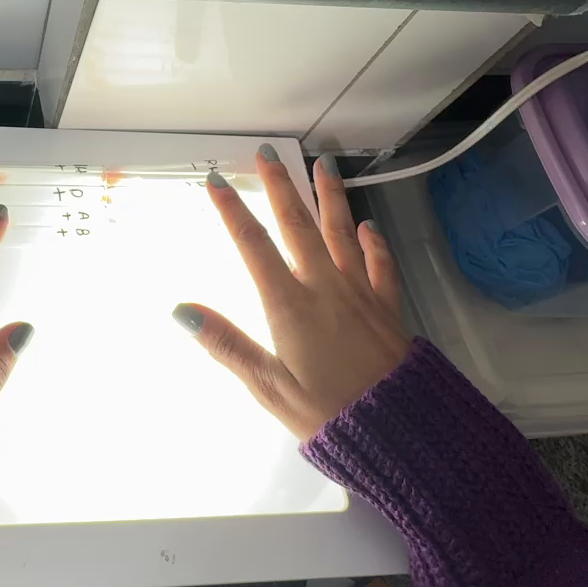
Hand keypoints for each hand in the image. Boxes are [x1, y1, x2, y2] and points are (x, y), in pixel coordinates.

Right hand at [174, 147, 409, 438]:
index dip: (232, 211)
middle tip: (268, 152)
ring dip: (330, 197)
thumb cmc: (329, 413)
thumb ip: (225, 343)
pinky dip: (373, 243)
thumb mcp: (268, 386)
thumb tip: (181, 309)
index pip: (253, 246)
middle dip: (280, 186)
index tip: (216, 179)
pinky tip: (368, 226)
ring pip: (342, 233)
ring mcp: (360, 293)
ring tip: (323, 165)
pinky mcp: (388, 308)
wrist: (405, 434)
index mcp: (289, 304)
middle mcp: (324, 287)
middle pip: (298, 225)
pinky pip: (380, 266)